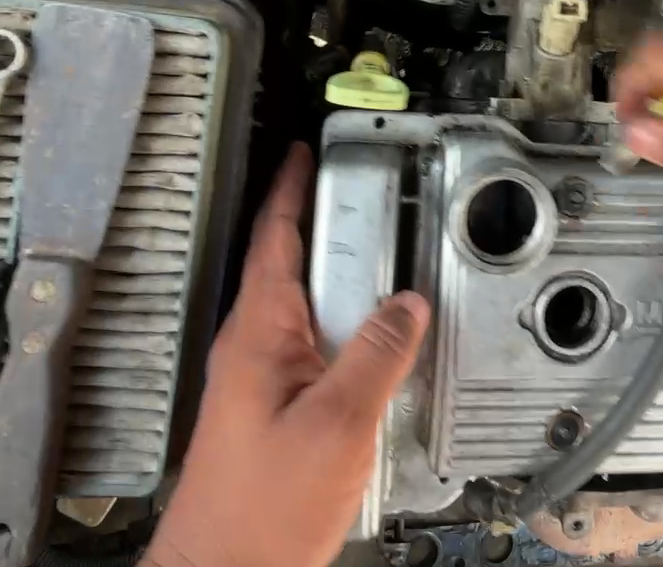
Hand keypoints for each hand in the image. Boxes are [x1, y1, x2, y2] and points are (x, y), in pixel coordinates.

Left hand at [146, 144, 429, 566]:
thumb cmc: (260, 510)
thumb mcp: (336, 423)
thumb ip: (376, 355)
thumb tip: (407, 304)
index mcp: (260, 332)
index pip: (273, 237)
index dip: (288, 188)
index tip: (301, 153)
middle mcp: (255, 345)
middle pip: (296, 265)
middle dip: (331, 229)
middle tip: (370, 204)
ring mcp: (263, 376)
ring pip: (310, 306)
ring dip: (344, 281)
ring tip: (386, 268)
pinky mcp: (277, 405)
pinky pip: (318, 345)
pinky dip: (348, 328)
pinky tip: (376, 346)